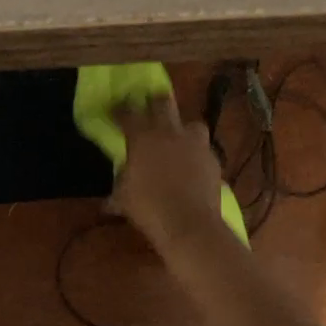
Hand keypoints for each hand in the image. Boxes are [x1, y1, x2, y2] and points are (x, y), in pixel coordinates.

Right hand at [109, 94, 226, 252]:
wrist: (189, 223)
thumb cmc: (148, 208)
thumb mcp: (124, 197)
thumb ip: (120, 186)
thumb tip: (111, 197)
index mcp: (142, 138)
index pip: (127, 113)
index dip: (119, 108)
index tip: (114, 108)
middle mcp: (170, 133)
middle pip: (162, 103)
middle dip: (153, 101)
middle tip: (148, 103)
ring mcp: (195, 144)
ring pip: (191, 123)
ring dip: (183, 128)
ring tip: (178, 138)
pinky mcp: (213, 160)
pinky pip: (204, 149)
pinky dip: (196, 154)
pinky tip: (192, 166)